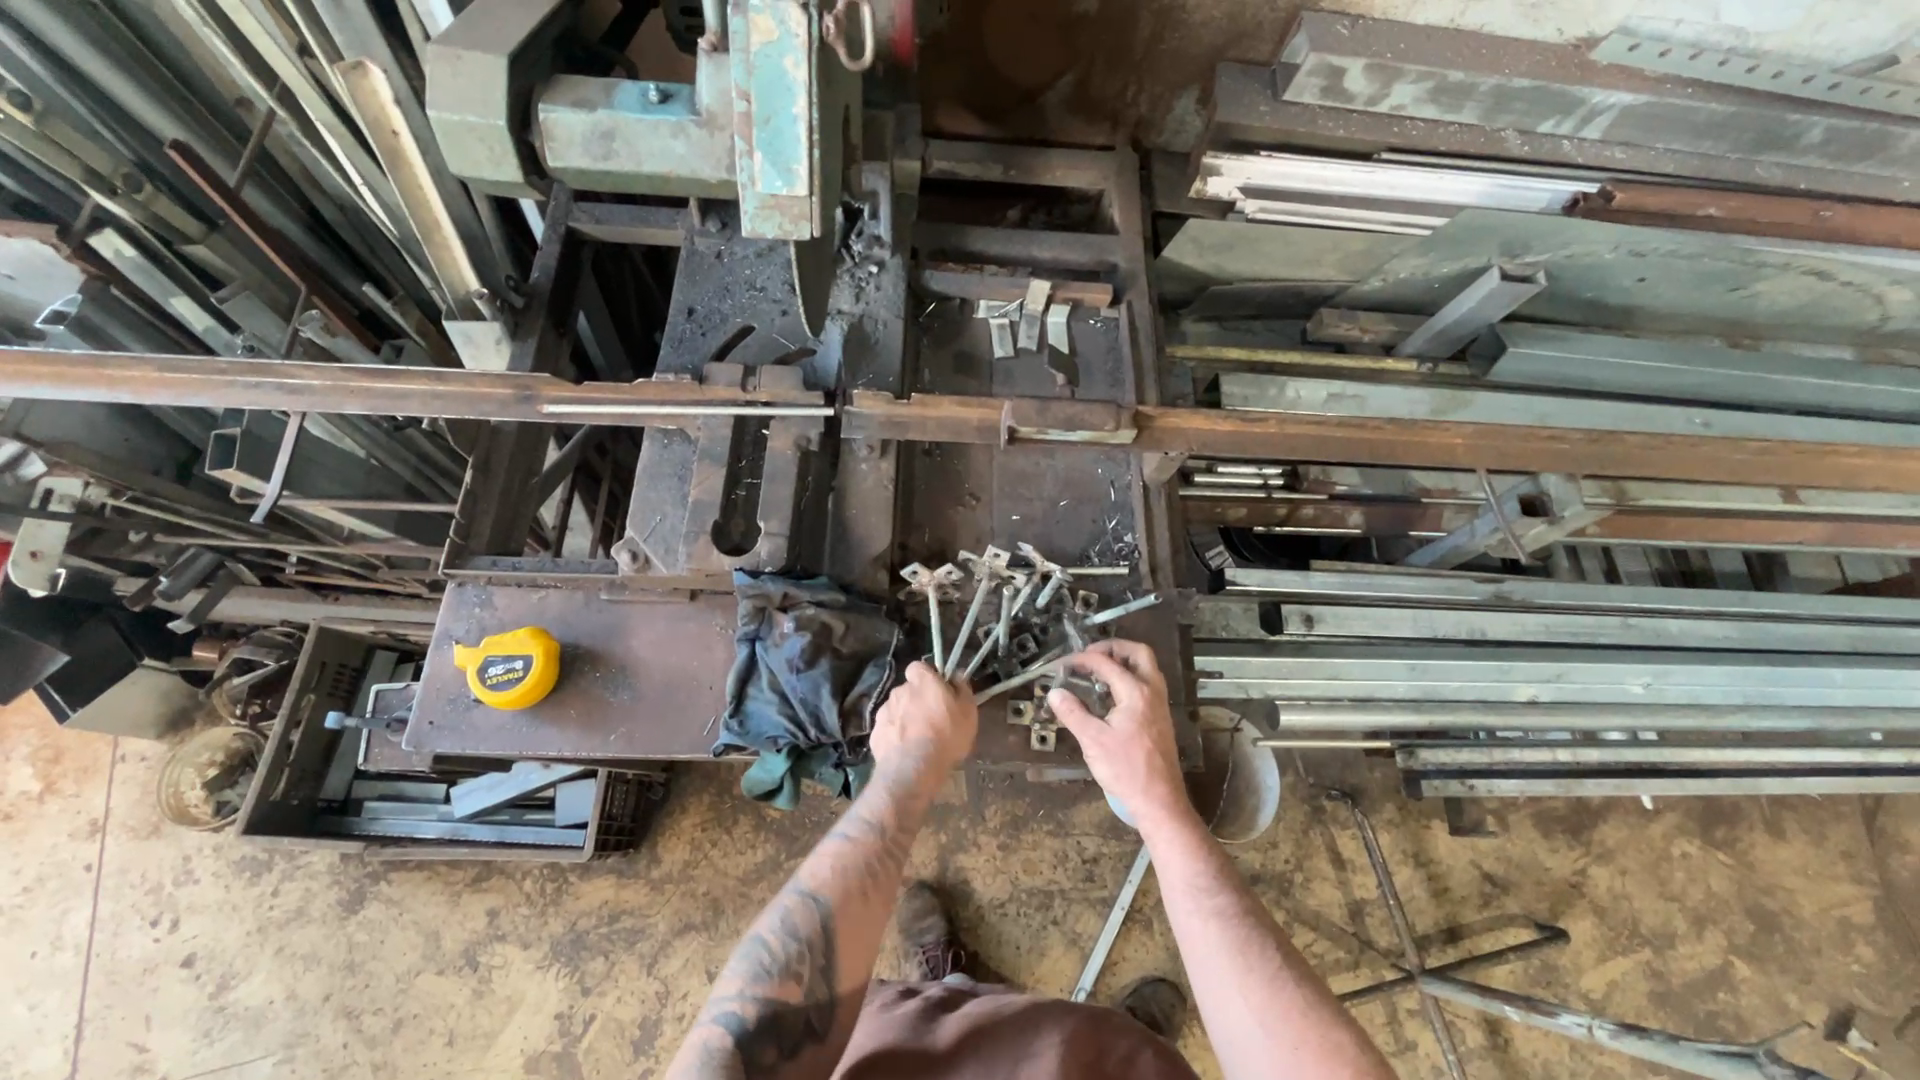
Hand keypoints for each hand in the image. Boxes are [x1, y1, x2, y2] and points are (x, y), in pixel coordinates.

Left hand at [870, 660, 977, 783]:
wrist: (914, 769)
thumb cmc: (947, 736)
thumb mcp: (968, 713)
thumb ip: (962, 689)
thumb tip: (956, 675)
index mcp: (922, 681)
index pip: (918, 667)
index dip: (926, 677)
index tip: (937, 691)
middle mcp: (899, 691)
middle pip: (907, 690)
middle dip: (916, 699)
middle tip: (931, 718)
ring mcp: (884, 712)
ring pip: (896, 709)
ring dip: (904, 717)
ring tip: (917, 738)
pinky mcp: (875, 733)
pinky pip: (888, 728)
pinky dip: (894, 735)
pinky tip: (905, 750)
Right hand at [1047, 639, 1192, 829]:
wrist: (1159, 800)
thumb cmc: (1126, 770)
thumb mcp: (1092, 741)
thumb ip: (1072, 712)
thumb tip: (1055, 692)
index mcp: (1136, 693)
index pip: (1107, 663)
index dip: (1082, 659)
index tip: (1062, 664)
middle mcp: (1153, 693)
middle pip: (1139, 654)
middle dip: (1114, 647)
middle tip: (1090, 654)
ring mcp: (1160, 706)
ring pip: (1146, 669)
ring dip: (1124, 662)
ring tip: (1098, 671)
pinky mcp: (1160, 720)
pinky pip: (1147, 686)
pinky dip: (1129, 679)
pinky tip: (1110, 696)